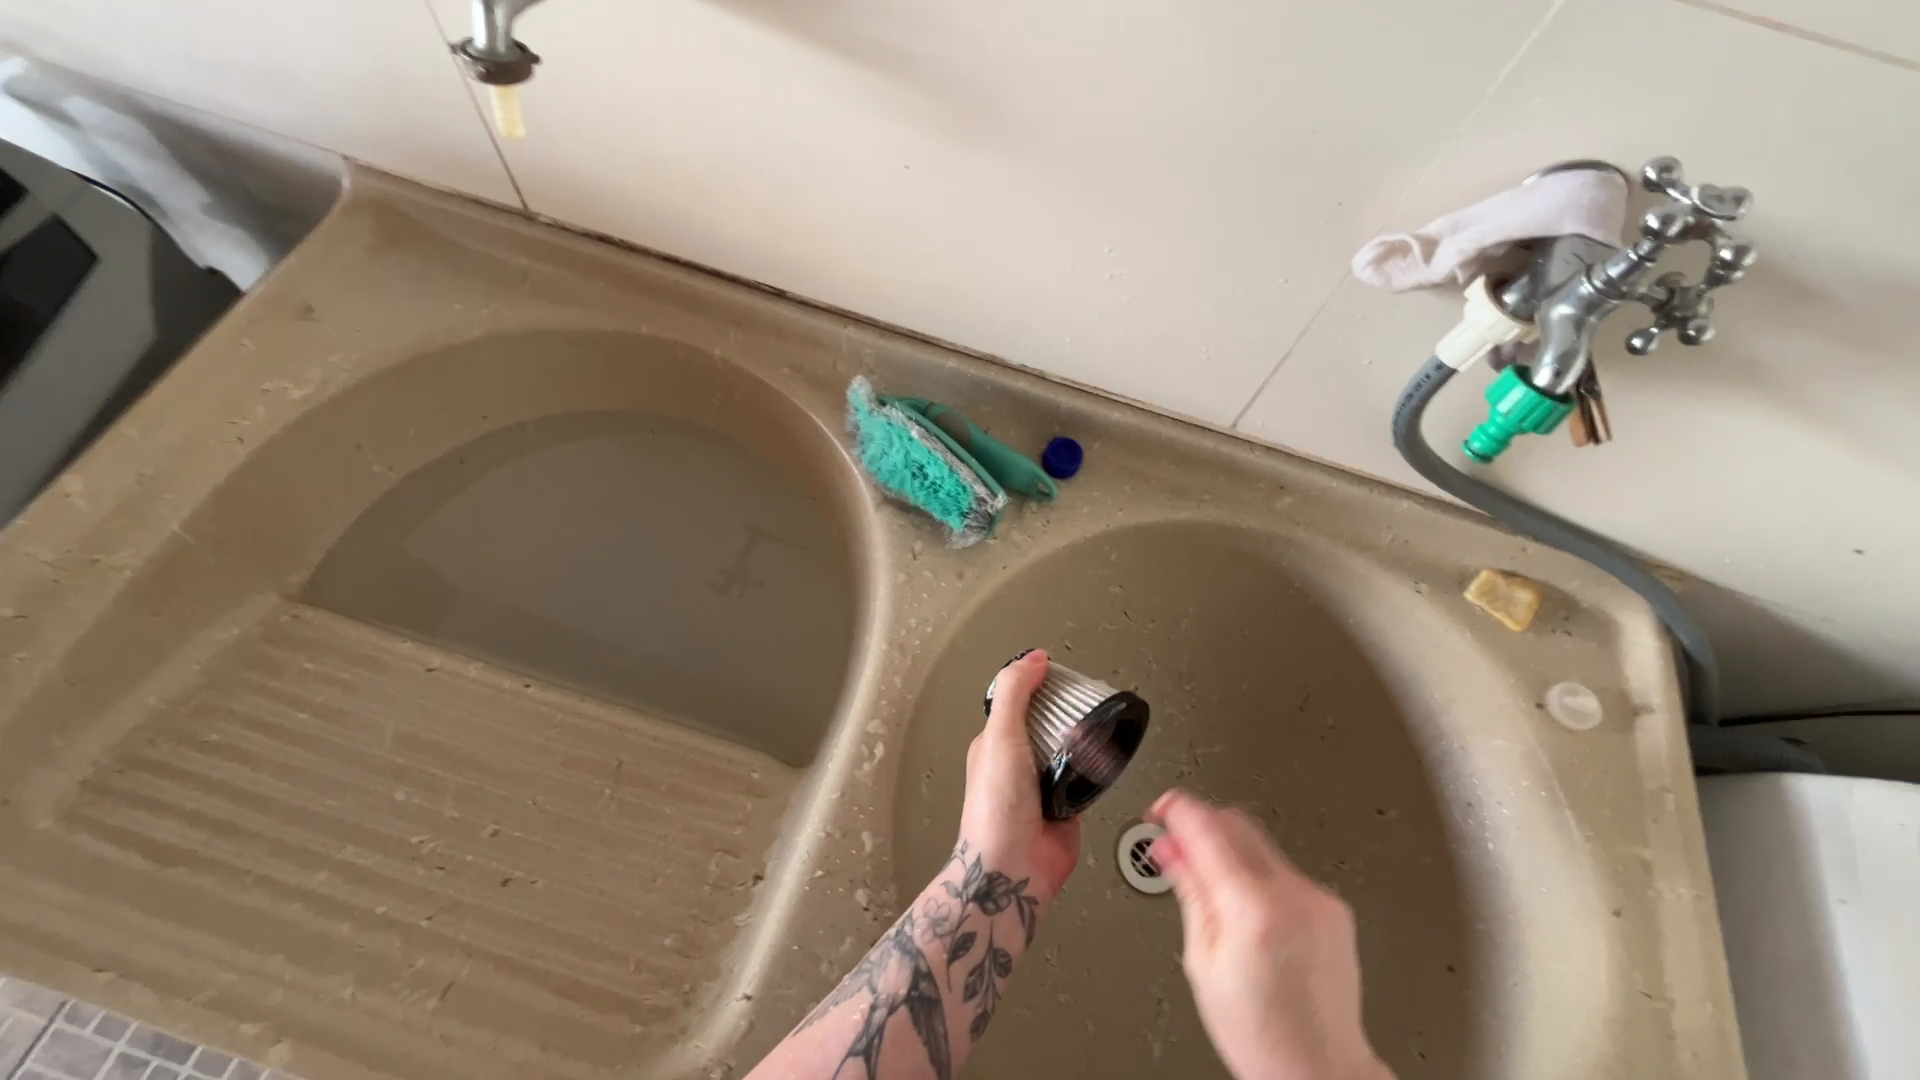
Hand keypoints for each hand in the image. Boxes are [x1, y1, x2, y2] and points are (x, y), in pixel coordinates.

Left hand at [958, 649, 1079, 901]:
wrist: (1015, 867)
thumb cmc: (994, 811)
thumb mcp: (1001, 737)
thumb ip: (1015, 694)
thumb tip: (1032, 659)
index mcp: (996, 742)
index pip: (1018, 700)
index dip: (1037, 683)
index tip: (1059, 671)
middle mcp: (1019, 761)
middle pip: (1049, 722)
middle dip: (1066, 711)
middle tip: (1085, 698)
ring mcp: (1043, 782)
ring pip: (1070, 749)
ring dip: (1083, 741)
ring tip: (1096, 726)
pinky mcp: (1068, 802)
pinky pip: (1087, 777)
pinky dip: (1096, 769)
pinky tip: (1101, 761)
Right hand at [1148, 790, 1391, 1079]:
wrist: (1320, 1070)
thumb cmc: (1260, 1034)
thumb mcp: (1202, 961)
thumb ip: (1189, 891)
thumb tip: (1169, 847)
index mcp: (1253, 908)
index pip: (1209, 828)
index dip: (1177, 809)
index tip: (1160, 810)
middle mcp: (1294, 895)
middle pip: (1236, 823)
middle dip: (1201, 824)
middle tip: (1174, 844)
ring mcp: (1319, 900)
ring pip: (1260, 843)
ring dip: (1228, 849)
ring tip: (1207, 885)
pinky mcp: (1332, 908)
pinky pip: (1284, 869)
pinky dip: (1255, 872)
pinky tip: (1243, 904)